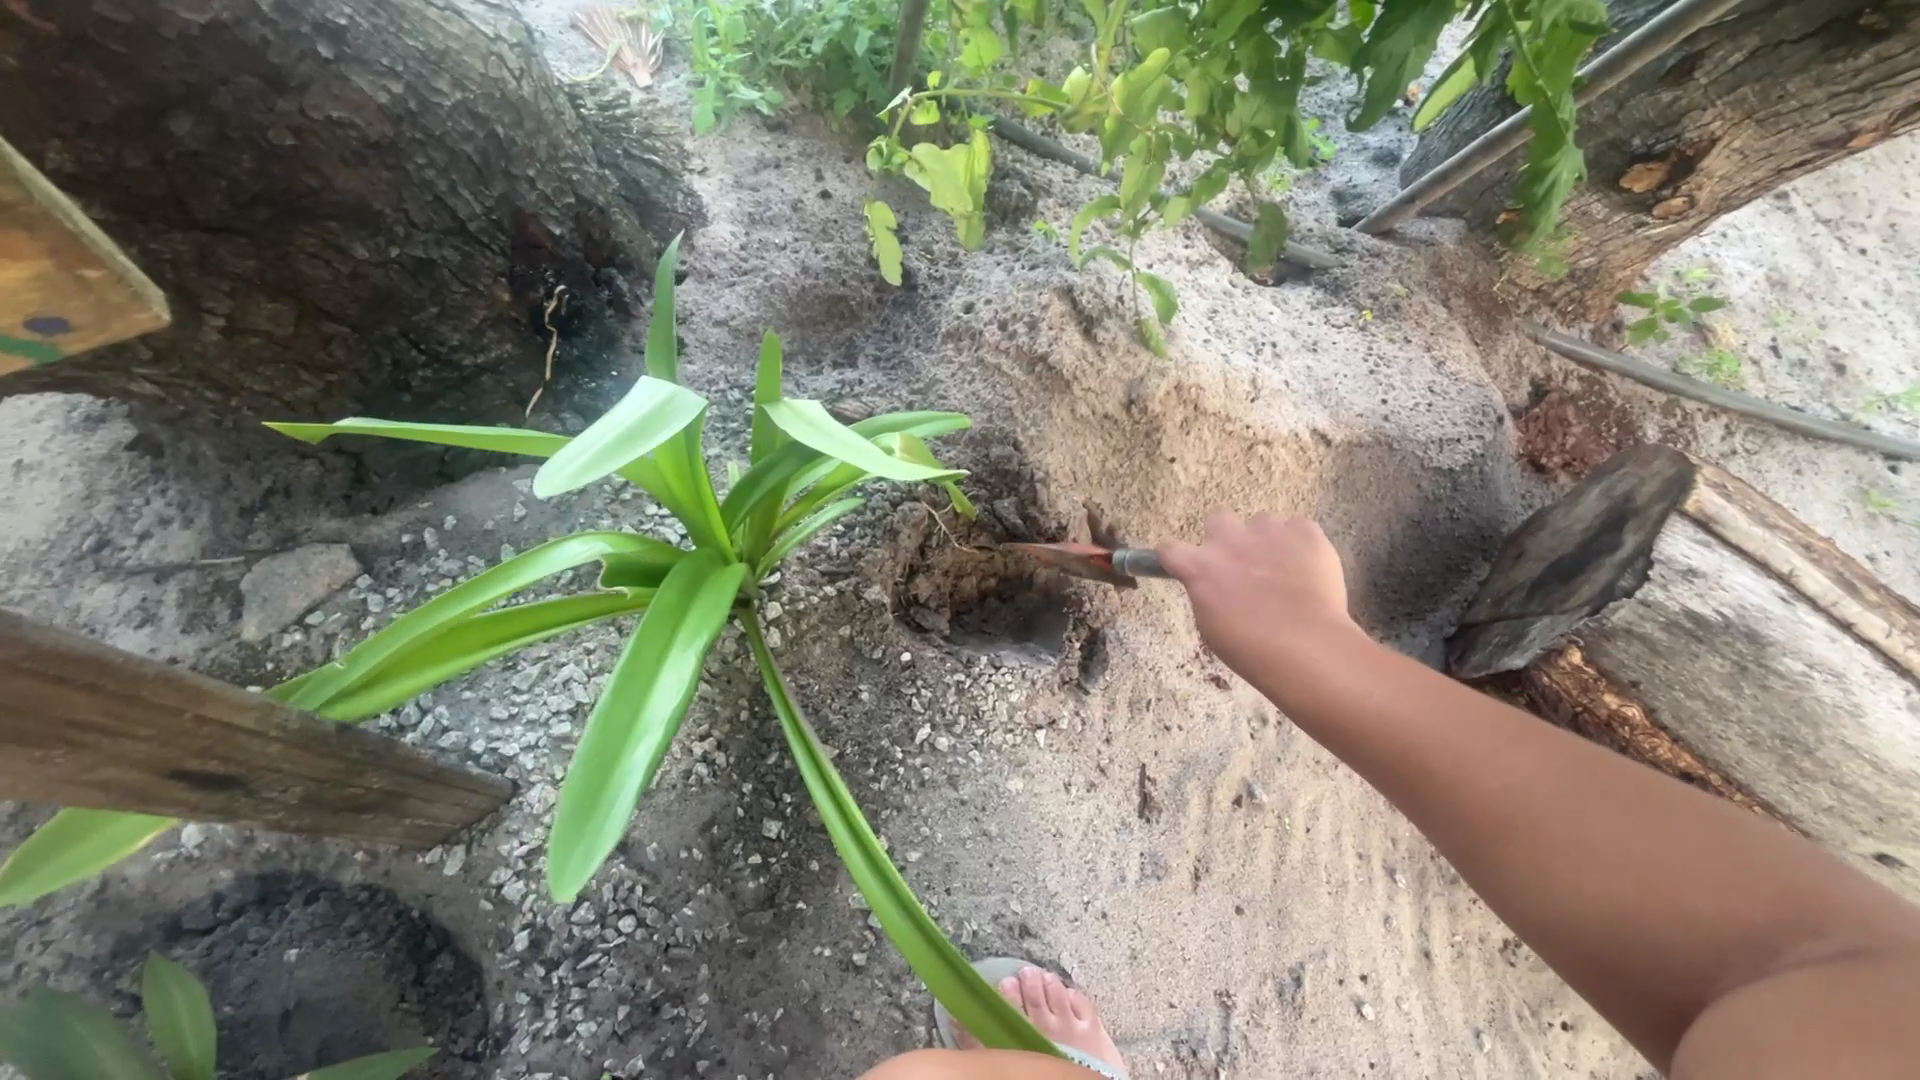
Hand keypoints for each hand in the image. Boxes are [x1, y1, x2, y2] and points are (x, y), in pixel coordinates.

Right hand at [1157, 513, 1361, 682]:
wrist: (1307, 646)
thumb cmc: (1251, 648)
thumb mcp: (1210, 626)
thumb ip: (1206, 593)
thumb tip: (1212, 585)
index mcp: (1199, 567)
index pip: (1170, 549)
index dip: (1177, 558)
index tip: (1185, 567)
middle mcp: (1229, 540)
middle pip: (1217, 519)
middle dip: (1225, 537)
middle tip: (1239, 563)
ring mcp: (1268, 532)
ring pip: (1261, 523)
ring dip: (1265, 541)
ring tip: (1282, 570)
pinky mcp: (1304, 532)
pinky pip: (1298, 527)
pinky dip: (1300, 543)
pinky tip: (1308, 568)